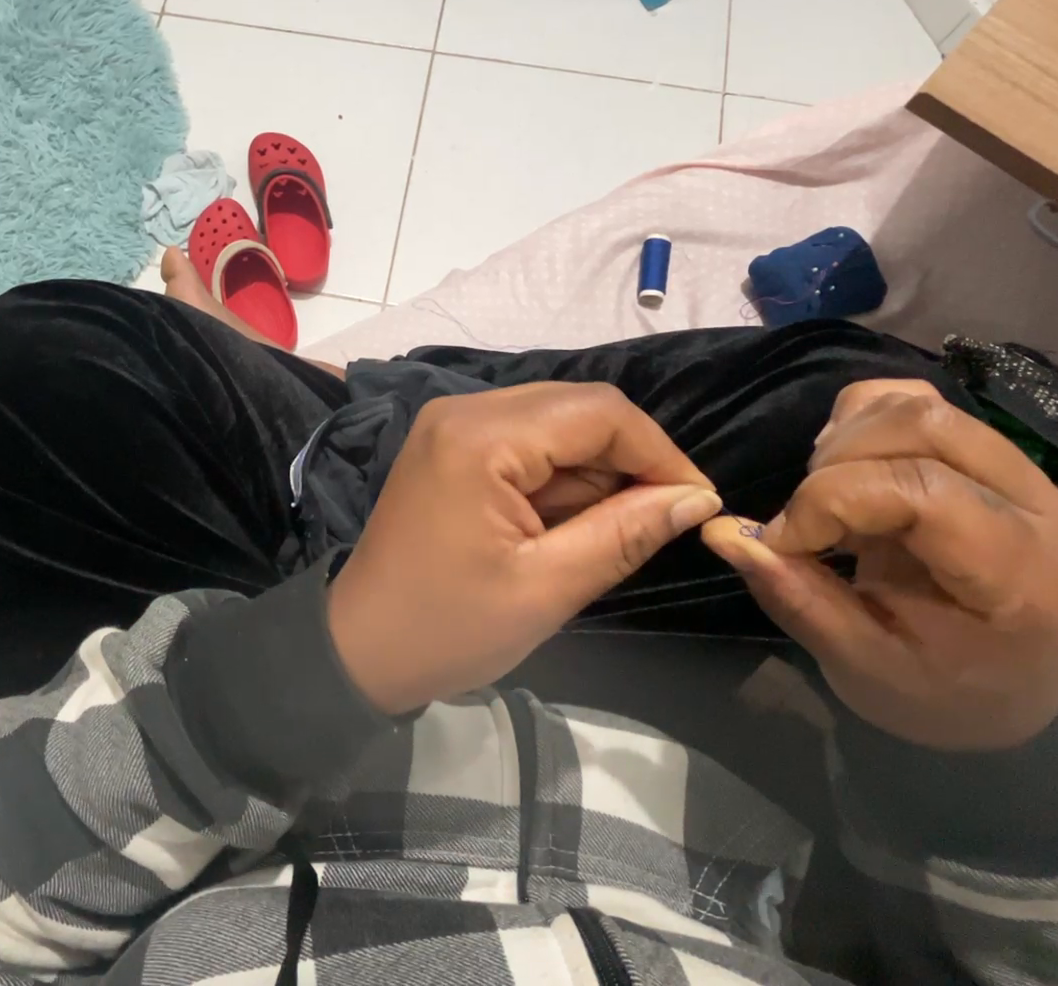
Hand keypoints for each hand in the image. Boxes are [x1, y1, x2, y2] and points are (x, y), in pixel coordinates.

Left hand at [327, 383, 721, 714]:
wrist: (360, 648)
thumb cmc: (448, 628)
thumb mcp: (547, 588)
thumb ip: (625, 532)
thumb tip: (696, 497)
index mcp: (480, 437)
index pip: (598, 412)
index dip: (659, 452)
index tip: (697, 503)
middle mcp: (462, 411)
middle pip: (576, 409)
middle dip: (626, 461)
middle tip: (657, 521)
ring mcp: (449, 427)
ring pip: (553, 424)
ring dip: (592, 472)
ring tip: (606, 533)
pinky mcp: (447, 448)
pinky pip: (522, 443)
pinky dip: (556, 478)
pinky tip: (564, 523)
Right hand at [702, 380, 1057, 751]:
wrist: (1006, 706)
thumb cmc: (936, 698)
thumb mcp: (858, 666)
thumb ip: (795, 596)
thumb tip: (718, 532)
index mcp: (1023, 579)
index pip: (920, 490)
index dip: (827, 501)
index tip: (779, 543)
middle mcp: (1047, 512)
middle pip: (924, 426)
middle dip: (833, 465)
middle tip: (802, 519)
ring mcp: (1031, 480)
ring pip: (921, 405)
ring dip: (846, 439)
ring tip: (824, 494)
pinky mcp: (1001, 463)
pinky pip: (924, 403)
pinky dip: (863, 422)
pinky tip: (847, 472)